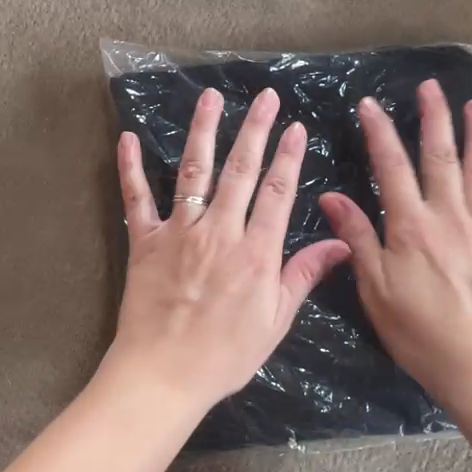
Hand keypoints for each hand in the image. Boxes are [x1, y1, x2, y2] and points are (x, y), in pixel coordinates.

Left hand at [108, 87, 352, 414]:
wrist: (163, 374)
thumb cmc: (225, 355)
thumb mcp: (275, 321)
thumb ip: (303, 276)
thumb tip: (341, 244)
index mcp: (255, 252)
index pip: (277, 192)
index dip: (288, 156)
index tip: (295, 126)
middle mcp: (219, 231)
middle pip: (241, 170)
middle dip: (255, 129)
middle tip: (265, 96)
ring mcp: (179, 232)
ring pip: (194, 171)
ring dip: (203, 130)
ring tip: (211, 98)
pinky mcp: (144, 241)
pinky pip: (137, 198)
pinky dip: (131, 167)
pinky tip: (130, 138)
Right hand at [319, 80, 471, 415]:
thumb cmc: (419, 334)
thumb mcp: (375, 290)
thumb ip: (358, 240)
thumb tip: (332, 198)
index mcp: (411, 226)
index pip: (391, 167)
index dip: (379, 132)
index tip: (369, 104)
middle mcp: (449, 218)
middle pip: (441, 158)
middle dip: (435, 119)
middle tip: (432, 87)